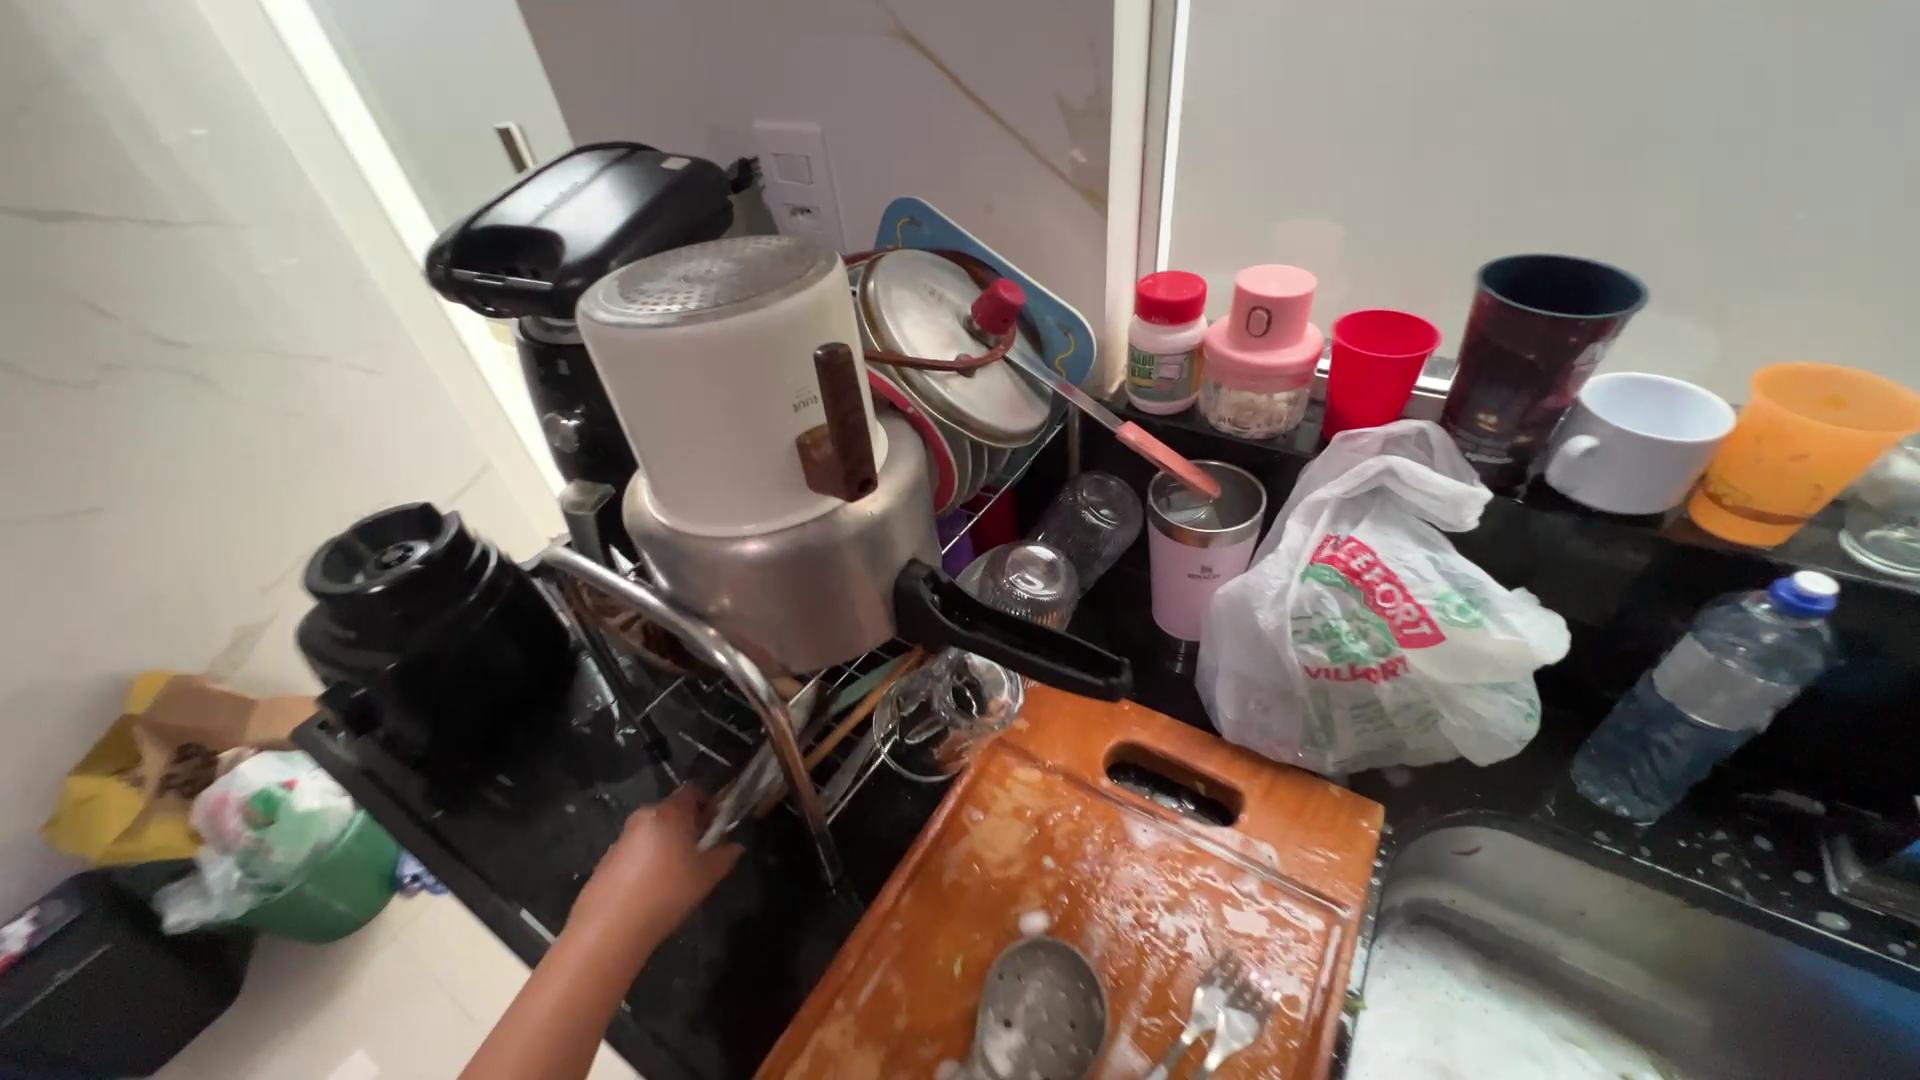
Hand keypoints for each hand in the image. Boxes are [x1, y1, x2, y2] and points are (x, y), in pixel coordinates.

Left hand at [566, 786, 742, 963]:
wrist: (610, 928)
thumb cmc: (667, 893)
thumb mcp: (706, 876)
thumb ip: (725, 856)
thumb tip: (735, 846)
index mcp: (670, 813)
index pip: (692, 791)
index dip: (707, 803)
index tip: (715, 824)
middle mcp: (644, 816)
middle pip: (671, 810)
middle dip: (687, 825)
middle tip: (699, 851)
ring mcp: (622, 837)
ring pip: (653, 830)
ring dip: (667, 842)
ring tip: (676, 872)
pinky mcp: (606, 858)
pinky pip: (636, 848)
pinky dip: (647, 858)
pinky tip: (651, 886)